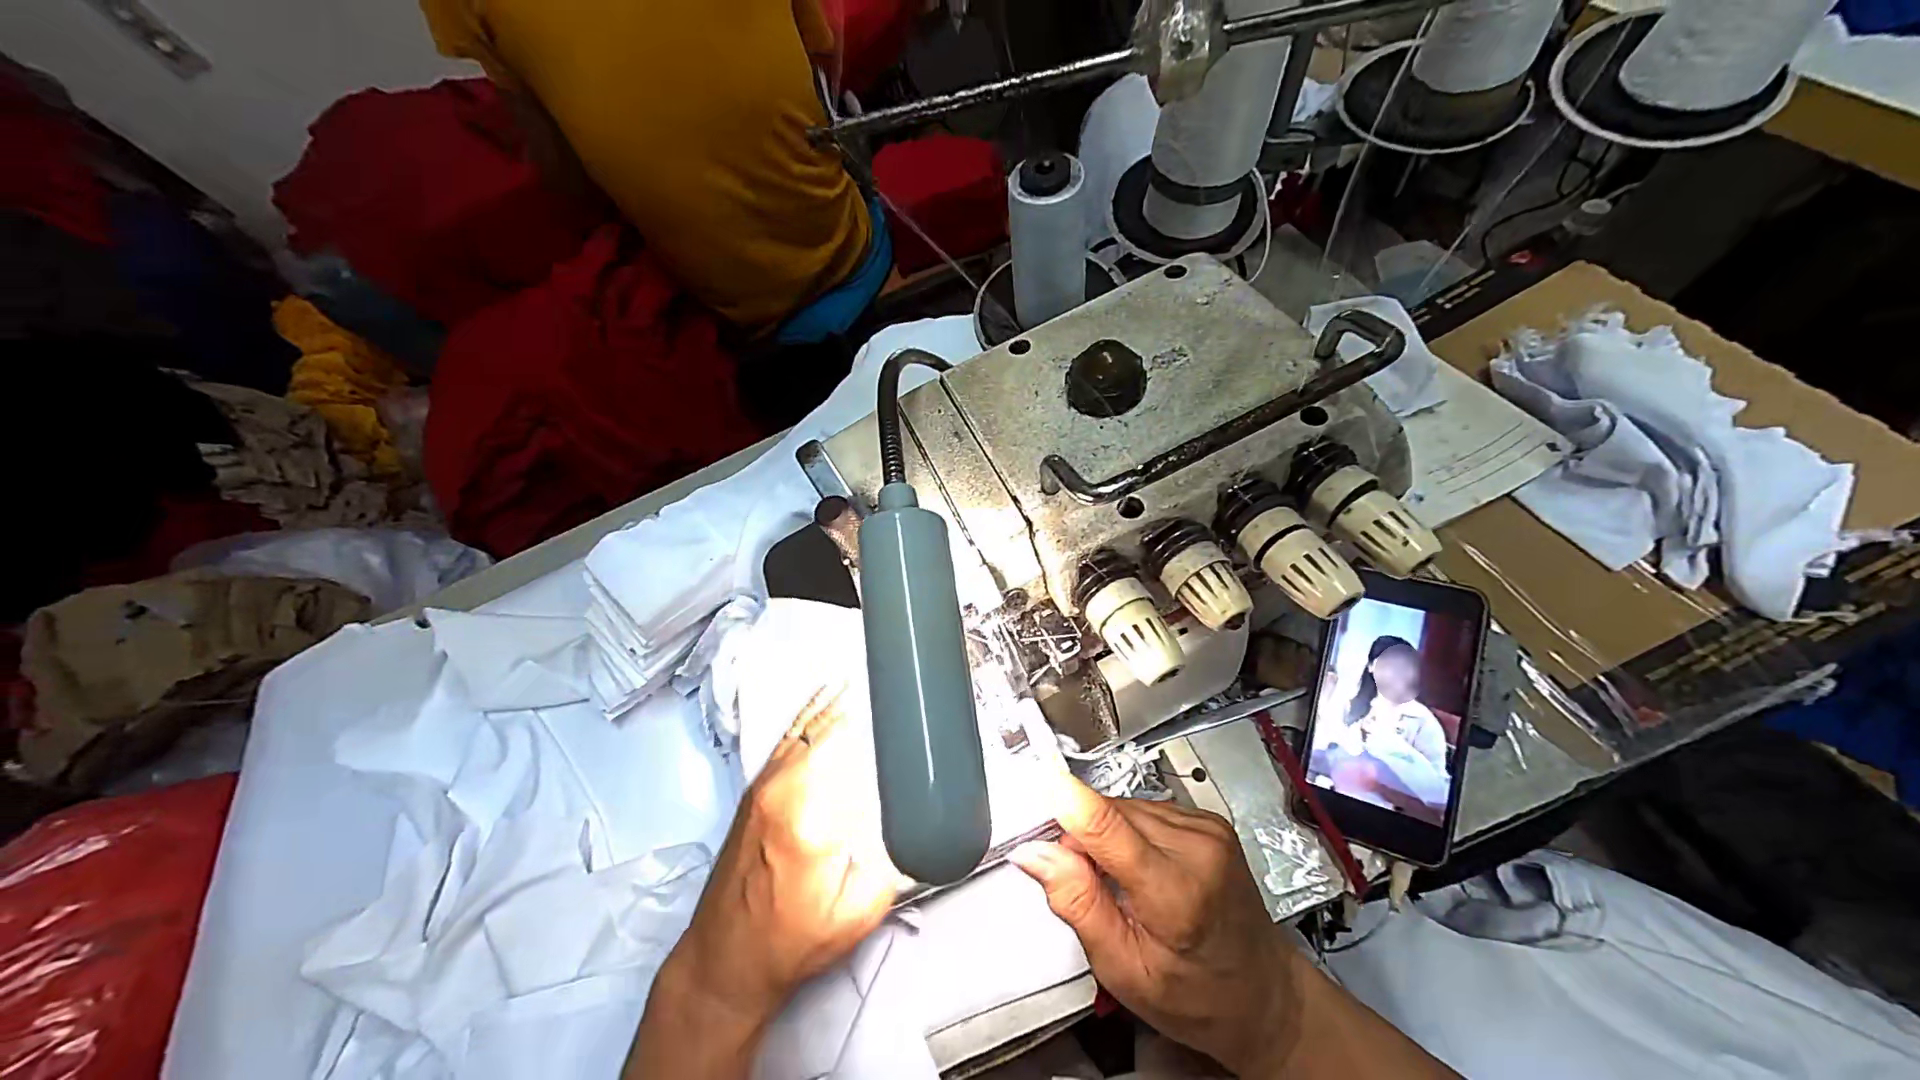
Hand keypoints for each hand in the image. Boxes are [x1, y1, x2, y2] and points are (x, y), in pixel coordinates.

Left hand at [628, 686, 902, 1077]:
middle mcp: (781, 794)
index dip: (879, 730)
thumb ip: (892, 861)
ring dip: (832, 706)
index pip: (853, 756)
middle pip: (828, 733)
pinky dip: (806, 716)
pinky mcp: (753, 793)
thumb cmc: (787, 944)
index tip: (903, 716)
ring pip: (803, 730)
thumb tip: (914, 823)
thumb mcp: (857, 912)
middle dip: (860, 710)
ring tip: (859, 684)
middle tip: (889, 692)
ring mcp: (762, 789)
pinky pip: (784, 740)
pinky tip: (820, 704)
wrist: (724, 961)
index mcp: (809, 820)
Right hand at [1007, 774, 1302, 1075]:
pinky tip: (1143, 868)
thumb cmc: (1200, 994)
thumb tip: (1037, 854)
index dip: (1069, 800)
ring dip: (1106, 835)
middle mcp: (1197, 849)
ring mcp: (1206, 830)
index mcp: (1177, 894)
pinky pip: (1144, 809)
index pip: (1109, 828)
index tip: (1039, 780)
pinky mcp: (1207, 820)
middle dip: (1081, 838)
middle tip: (1090, 885)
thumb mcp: (1124, 969)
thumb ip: (1077, 904)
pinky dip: (1130, 832)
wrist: (1263, 992)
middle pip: (1108, 813)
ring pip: (1123, 807)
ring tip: (1124, 884)